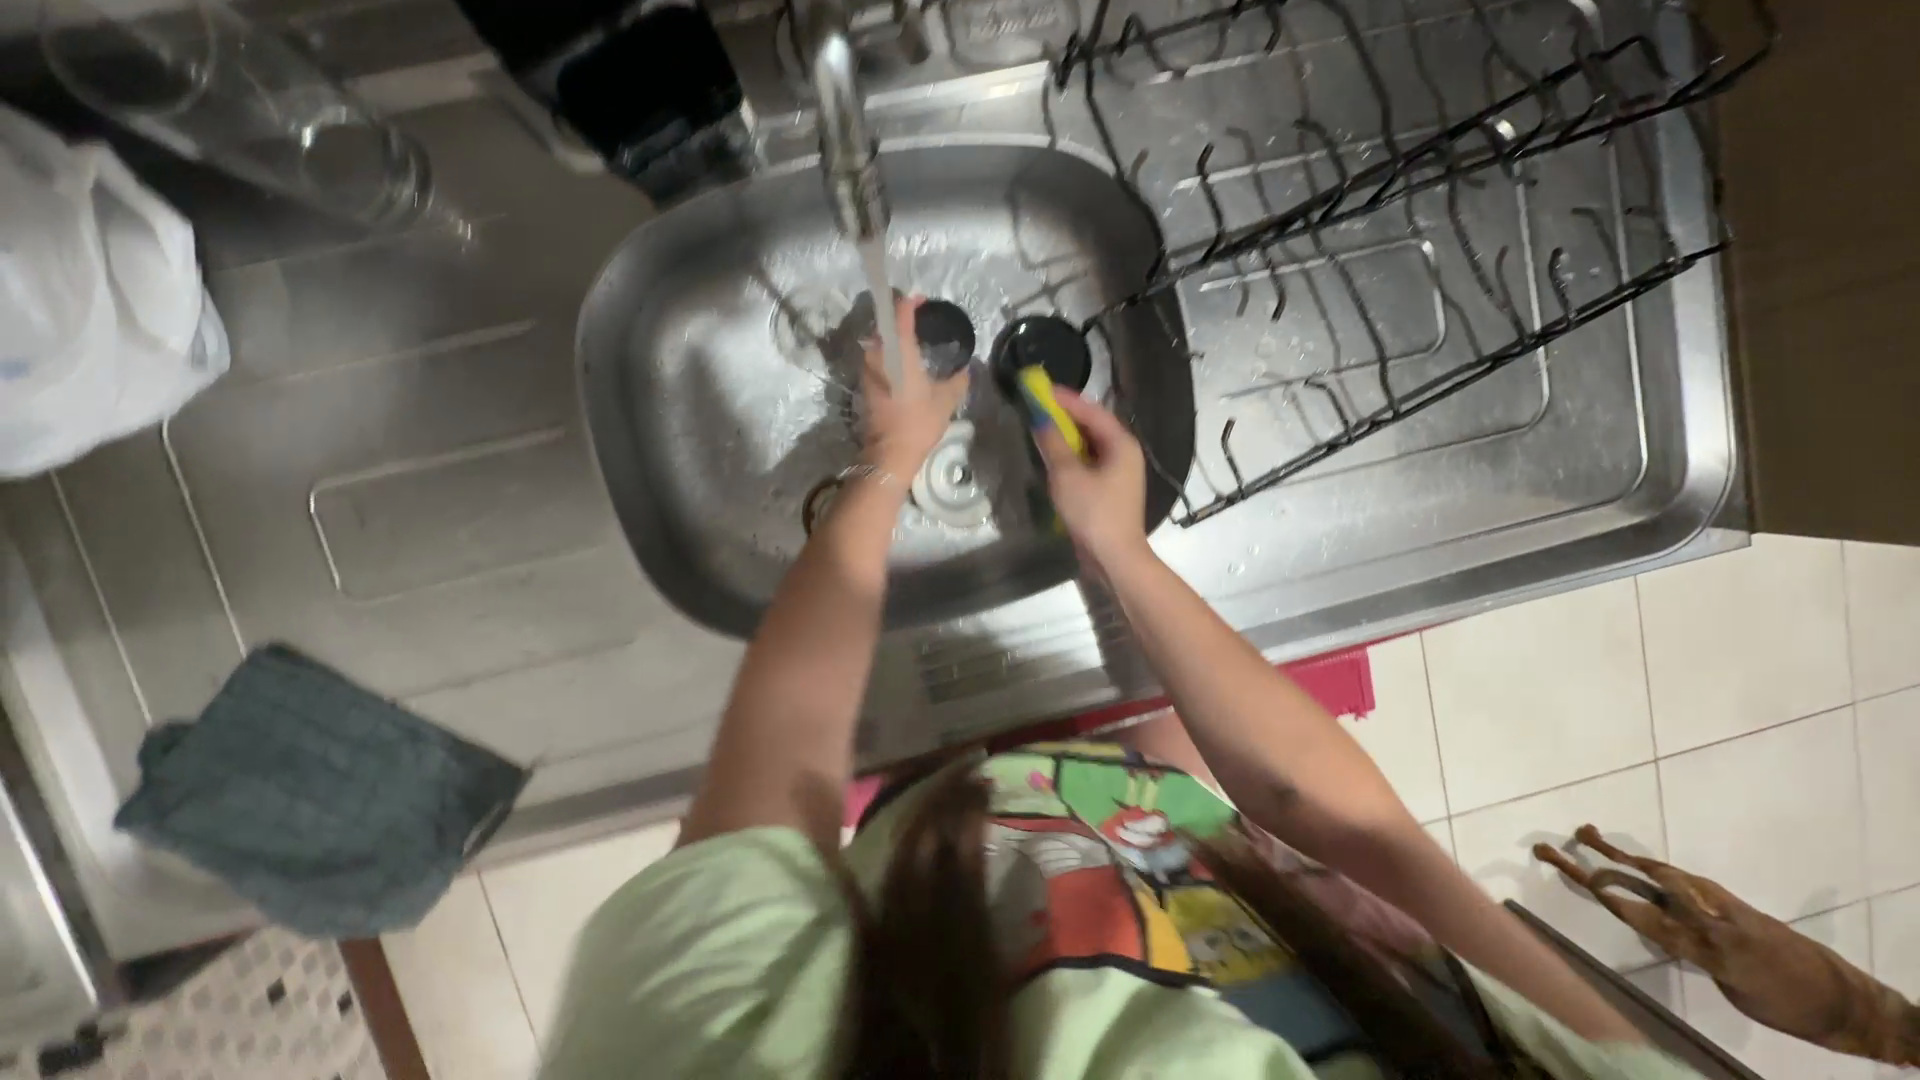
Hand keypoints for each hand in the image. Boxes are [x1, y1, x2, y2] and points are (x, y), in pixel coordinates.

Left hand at [860, 295, 969, 476]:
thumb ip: (957, 382)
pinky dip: (888, 355)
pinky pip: (876, 359)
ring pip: (878, 344)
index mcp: (899, 354)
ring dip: (891, 338)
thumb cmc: (918, 423)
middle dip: (897, 319)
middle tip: (916, 320)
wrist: (889, 453)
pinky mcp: (865, 385)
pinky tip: (903, 363)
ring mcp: (868, 371)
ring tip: (911, 341)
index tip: (919, 299)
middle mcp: (878, 356)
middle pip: (884, 327)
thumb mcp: (945, 401)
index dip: (908, 304)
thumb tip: (965, 371)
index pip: (899, 316)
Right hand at [1032, 388, 1149, 565]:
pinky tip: (1052, 458)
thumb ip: (1053, 444)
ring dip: (1066, 437)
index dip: (1065, 399)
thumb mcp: (1067, 475)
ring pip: (1089, 445)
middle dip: (1065, 416)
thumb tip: (1040, 420)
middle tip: (1038, 406)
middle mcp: (1124, 454)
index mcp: (1122, 444)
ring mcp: (1119, 473)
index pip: (1092, 411)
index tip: (1041, 388)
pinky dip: (1070, 456)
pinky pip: (1088, 463)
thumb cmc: (1094, 513)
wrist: (1114, 557)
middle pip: (1093, 426)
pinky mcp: (1109, 490)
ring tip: (1041, 428)